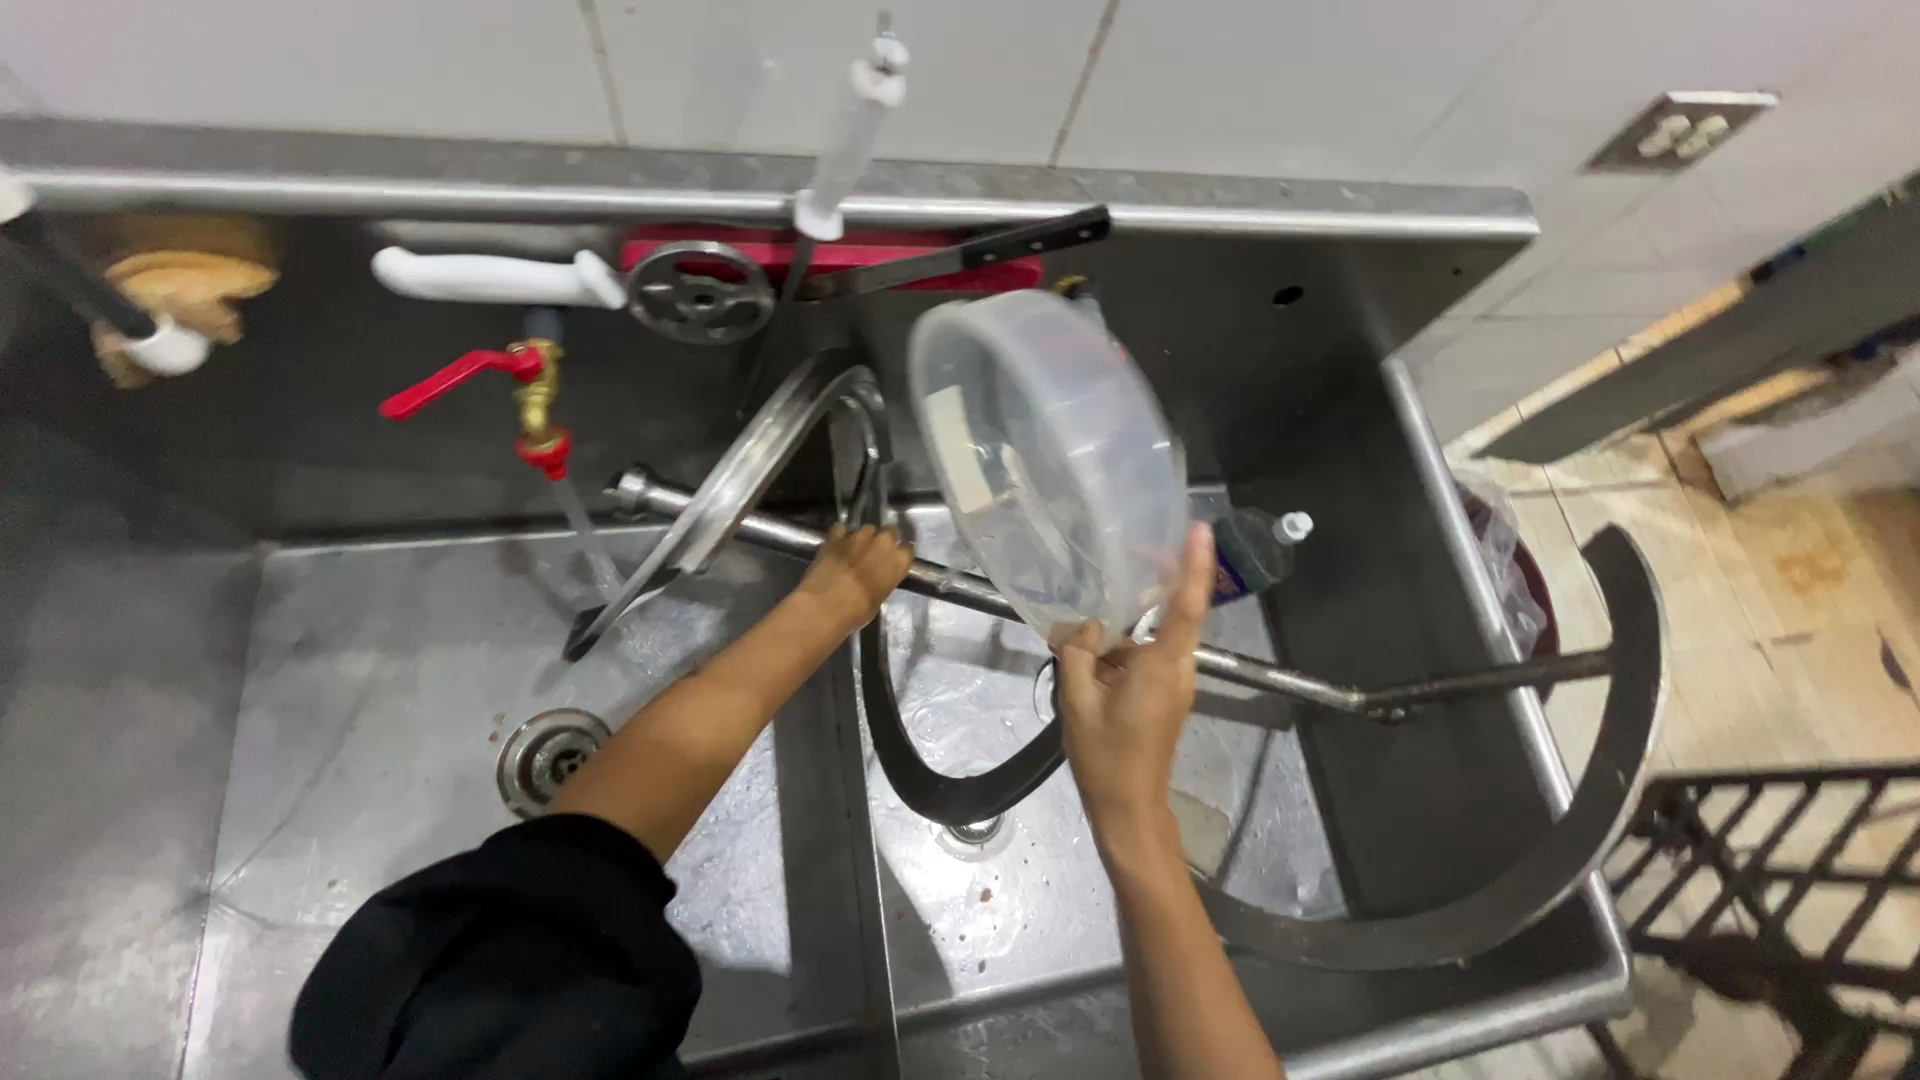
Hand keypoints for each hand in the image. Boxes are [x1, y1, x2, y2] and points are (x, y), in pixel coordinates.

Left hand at [795, 523, 914, 635]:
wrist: (825, 605)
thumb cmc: (857, 611)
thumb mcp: (880, 598)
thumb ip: (883, 581)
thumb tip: (877, 578)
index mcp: (898, 561)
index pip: (908, 549)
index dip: (900, 554)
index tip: (895, 560)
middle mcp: (883, 542)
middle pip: (890, 531)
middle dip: (884, 539)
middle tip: (876, 552)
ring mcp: (858, 536)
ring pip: (866, 529)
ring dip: (863, 538)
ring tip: (854, 549)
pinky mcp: (836, 535)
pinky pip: (841, 529)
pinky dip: (840, 536)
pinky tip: (836, 546)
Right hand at [1054, 522, 1215, 867]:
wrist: (1129, 808)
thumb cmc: (1106, 758)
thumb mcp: (1078, 702)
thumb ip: (1078, 654)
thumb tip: (1082, 626)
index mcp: (1162, 667)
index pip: (1186, 607)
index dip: (1195, 566)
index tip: (1201, 529)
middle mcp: (1177, 670)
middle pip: (1174, 614)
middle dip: (1155, 582)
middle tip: (1125, 554)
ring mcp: (1173, 684)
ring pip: (1153, 637)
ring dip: (1125, 625)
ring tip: (1084, 622)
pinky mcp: (1162, 696)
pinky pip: (1145, 657)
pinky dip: (1121, 648)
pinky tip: (1088, 654)